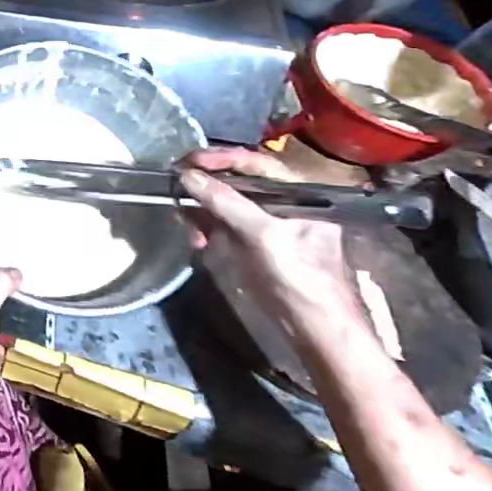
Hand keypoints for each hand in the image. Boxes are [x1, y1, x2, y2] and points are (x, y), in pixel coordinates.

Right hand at [180, 147, 371, 342]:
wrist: (316, 332)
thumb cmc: (300, 280)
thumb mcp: (264, 237)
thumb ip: (227, 203)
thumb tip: (188, 176)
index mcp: (298, 190)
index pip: (254, 162)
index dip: (219, 158)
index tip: (187, 161)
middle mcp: (283, 201)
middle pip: (237, 180)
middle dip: (205, 184)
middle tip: (175, 184)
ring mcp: (267, 223)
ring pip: (226, 203)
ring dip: (201, 209)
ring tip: (183, 218)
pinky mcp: (254, 244)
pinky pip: (224, 226)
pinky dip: (206, 229)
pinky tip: (195, 240)